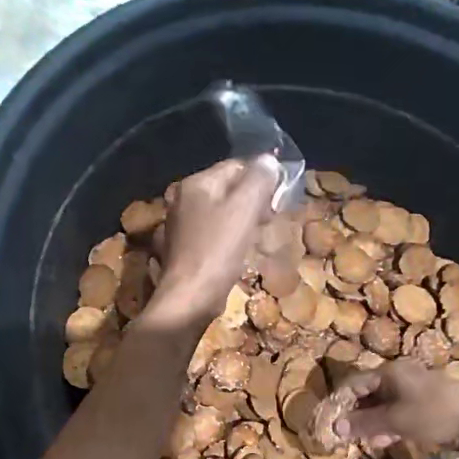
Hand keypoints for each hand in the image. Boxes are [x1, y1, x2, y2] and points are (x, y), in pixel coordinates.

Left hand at [144, 155, 279, 327]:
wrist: (190, 298)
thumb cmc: (218, 250)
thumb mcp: (245, 208)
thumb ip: (259, 179)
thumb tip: (269, 160)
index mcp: (195, 183)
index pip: (236, 166)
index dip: (262, 179)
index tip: (278, 199)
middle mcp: (182, 199)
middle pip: (228, 189)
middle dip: (253, 201)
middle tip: (270, 219)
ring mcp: (180, 224)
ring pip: (221, 212)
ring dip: (243, 220)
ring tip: (258, 236)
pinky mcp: (183, 248)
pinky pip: (213, 232)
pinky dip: (229, 237)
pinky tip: (239, 251)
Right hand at [332, 359, 458, 455]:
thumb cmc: (432, 414)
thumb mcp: (393, 421)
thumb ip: (363, 423)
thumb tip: (335, 427)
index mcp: (389, 371)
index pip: (354, 383)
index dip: (340, 402)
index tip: (331, 421)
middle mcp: (400, 374)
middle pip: (368, 392)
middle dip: (357, 414)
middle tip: (347, 434)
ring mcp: (415, 388)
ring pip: (384, 403)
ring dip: (373, 422)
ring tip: (367, 441)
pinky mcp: (427, 402)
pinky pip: (399, 410)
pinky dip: (389, 423)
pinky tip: (387, 440)